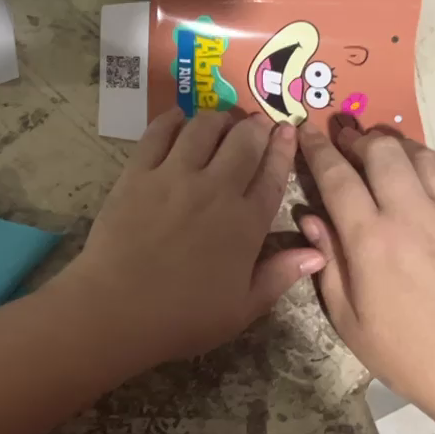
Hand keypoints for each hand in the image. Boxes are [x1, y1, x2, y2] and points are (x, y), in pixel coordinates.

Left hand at [59, 108, 323, 367]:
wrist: (118, 308)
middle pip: (244, 142)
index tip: (288, 130)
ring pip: (204, 128)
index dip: (283, 149)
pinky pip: (158, 133)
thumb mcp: (242, 308)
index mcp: (246, 223)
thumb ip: (280, 275)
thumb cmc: (183, 317)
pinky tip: (179, 116)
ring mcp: (175, 176)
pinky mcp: (138, 172)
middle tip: (256, 121)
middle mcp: (216, 189)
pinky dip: (172, 119)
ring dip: (218, 119)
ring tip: (221, 121)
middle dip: (255, 126)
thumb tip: (317, 253)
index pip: (273, 175)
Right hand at [298, 118, 434, 424]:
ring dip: (394, 145)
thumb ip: (327, 262)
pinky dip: (426, 163)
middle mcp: (411, 215)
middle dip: (357, 139)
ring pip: (420, 155)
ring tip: (379, 150)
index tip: (306, 132)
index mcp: (370, 240)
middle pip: (382, 151)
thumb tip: (312, 218)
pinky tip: (417, 174)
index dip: (318, 149)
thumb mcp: (347, 318)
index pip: (337, 176)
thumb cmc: (406, 353)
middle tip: (343, 140)